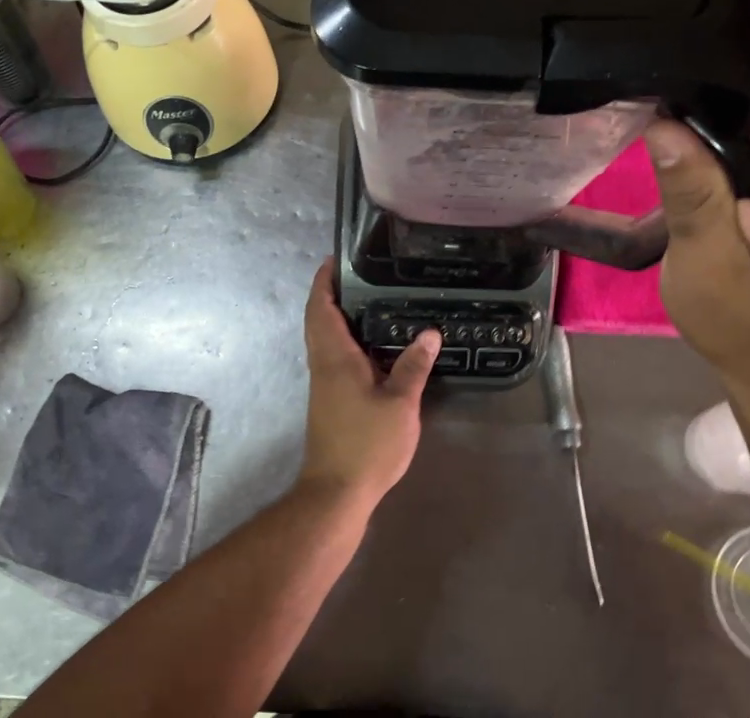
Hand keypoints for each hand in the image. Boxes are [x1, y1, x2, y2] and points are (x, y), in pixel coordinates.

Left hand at [297, 262, 440, 507]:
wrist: (336, 491)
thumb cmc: (367, 443)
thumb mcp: (400, 403)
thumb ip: (414, 365)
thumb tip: (429, 332)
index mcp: (334, 357)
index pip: (321, 307)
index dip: (325, 281)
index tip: (337, 258)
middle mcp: (323, 364)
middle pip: (319, 319)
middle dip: (334, 294)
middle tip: (364, 274)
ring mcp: (324, 384)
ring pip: (325, 339)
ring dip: (340, 317)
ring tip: (375, 301)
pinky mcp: (330, 400)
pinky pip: (334, 356)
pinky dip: (348, 340)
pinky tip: (375, 345)